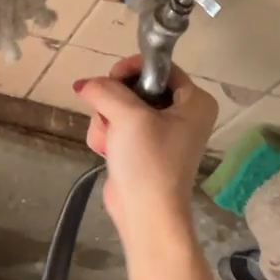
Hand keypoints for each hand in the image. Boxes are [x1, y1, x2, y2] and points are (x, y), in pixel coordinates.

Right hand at [74, 56, 218, 231]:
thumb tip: (84, 84)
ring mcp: (160, 131)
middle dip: (112, 102)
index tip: (110, 81)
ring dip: (105, 122)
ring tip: (110, 141)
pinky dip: (106, 136)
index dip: (131, 70)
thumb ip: (104, 90)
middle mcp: (181, 113)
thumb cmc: (149, 160)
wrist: (146, 212)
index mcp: (194, 101)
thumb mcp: (128, 116)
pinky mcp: (141, 147)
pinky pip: (116, 127)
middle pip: (134, 87)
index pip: (159, 67)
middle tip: (110, 117)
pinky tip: (107, 151)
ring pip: (118, 107)